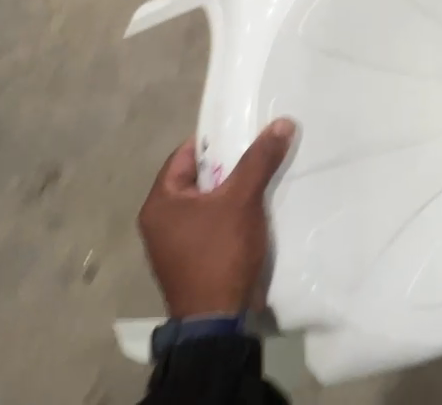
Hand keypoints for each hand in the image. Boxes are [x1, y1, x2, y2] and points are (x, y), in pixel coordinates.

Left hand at [138, 118, 295, 317]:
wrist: (218, 318)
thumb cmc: (219, 252)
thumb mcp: (242, 199)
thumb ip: (259, 160)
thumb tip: (281, 123)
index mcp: (159, 203)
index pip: (183, 156)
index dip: (214, 140)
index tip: (244, 130)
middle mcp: (161, 221)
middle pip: (198, 178)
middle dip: (230, 164)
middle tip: (260, 149)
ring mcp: (177, 243)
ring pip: (209, 201)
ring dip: (234, 189)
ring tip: (264, 173)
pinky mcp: (195, 258)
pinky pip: (214, 222)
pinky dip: (234, 212)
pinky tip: (259, 206)